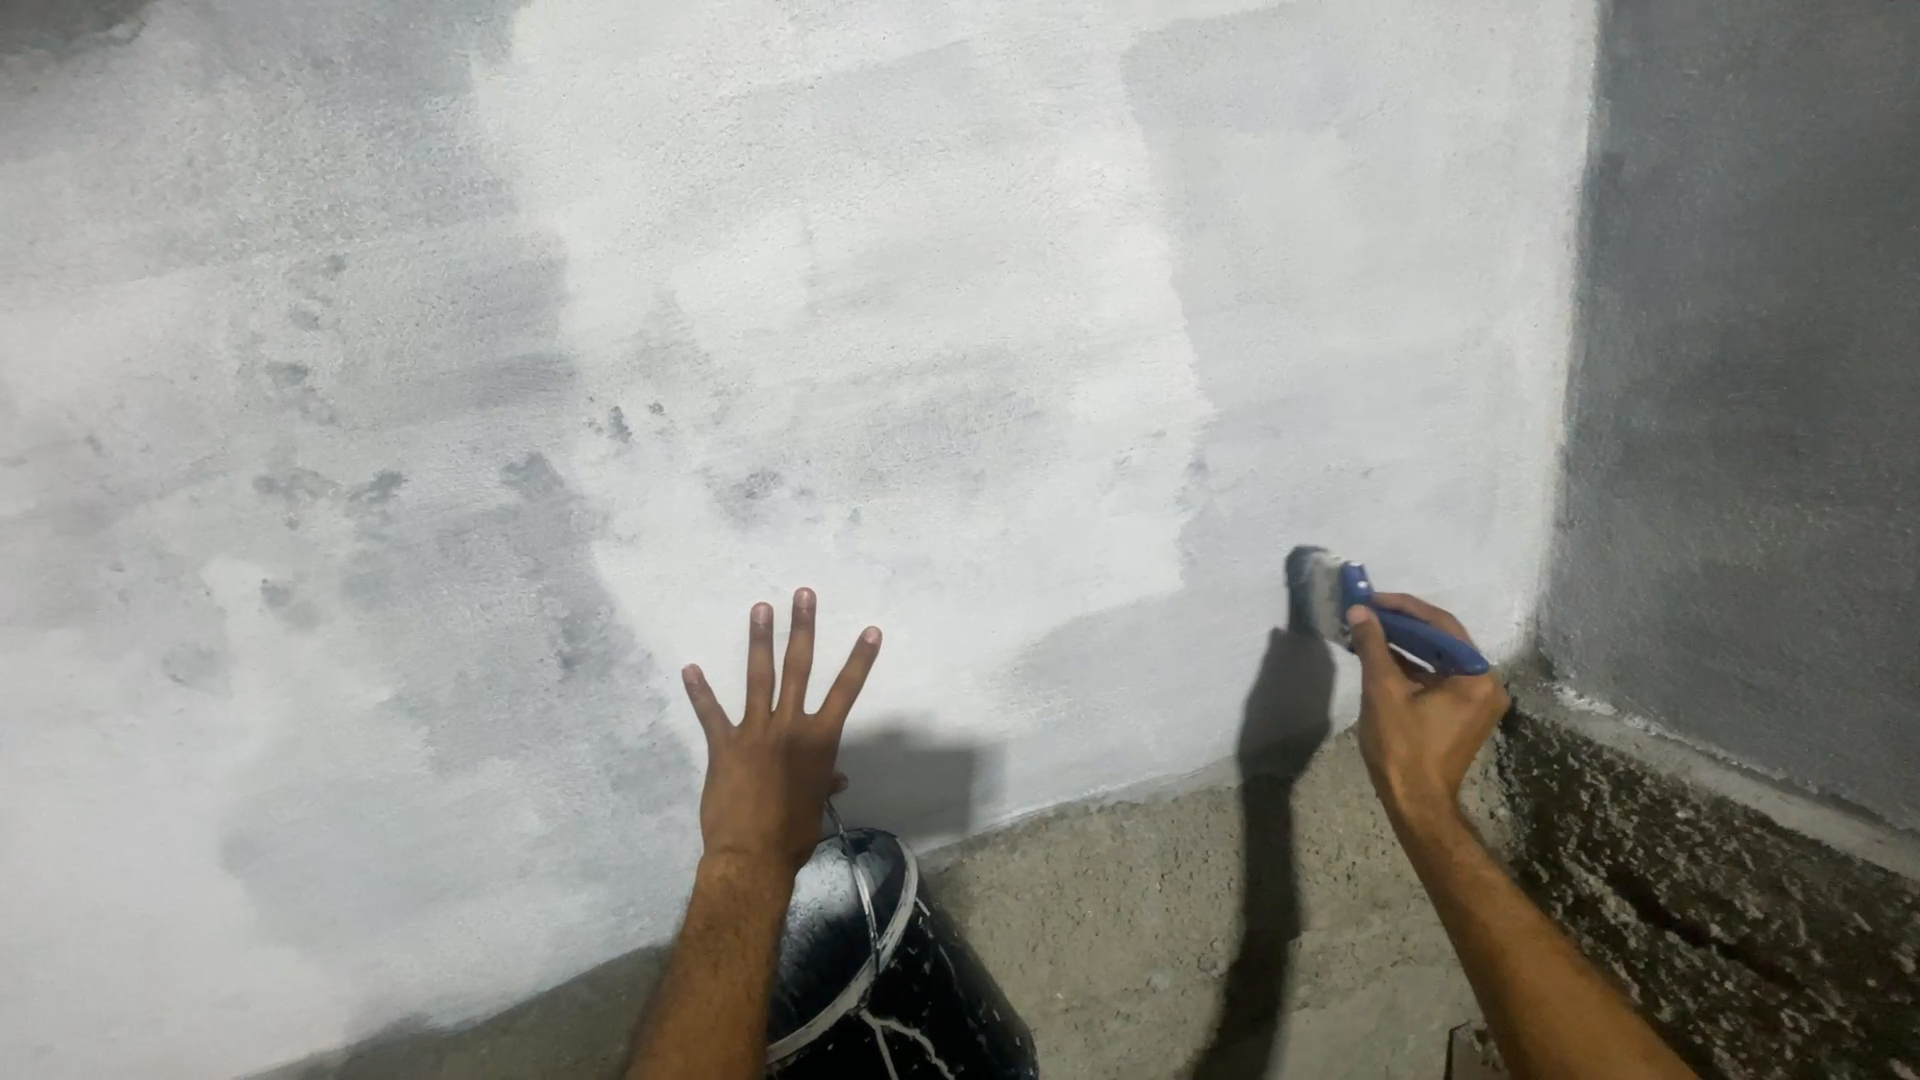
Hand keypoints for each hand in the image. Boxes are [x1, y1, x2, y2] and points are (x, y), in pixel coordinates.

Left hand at [682, 588, 882, 877]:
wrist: (753, 855)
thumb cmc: (795, 833)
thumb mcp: (816, 805)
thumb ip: (824, 783)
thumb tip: (835, 779)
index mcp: (820, 740)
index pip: (847, 691)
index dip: (860, 659)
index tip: (870, 630)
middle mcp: (791, 726)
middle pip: (800, 667)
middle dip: (802, 628)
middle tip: (803, 595)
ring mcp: (755, 731)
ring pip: (759, 677)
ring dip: (759, 640)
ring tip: (760, 608)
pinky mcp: (724, 745)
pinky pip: (710, 714)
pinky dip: (699, 692)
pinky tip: (689, 668)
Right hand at [1348, 593, 1509, 825]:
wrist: (1416, 799)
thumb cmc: (1401, 745)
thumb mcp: (1382, 690)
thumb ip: (1373, 645)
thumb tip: (1360, 611)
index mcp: (1476, 677)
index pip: (1442, 626)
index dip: (1404, 608)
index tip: (1372, 599)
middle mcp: (1486, 684)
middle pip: (1443, 640)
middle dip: (1404, 623)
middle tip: (1369, 612)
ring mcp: (1477, 700)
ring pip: (1439, 657)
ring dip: (1405, 643)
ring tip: (1370, 630)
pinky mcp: (1463, 712)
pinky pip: (1438, 676)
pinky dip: (1411, 664)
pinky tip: (1382, 656)